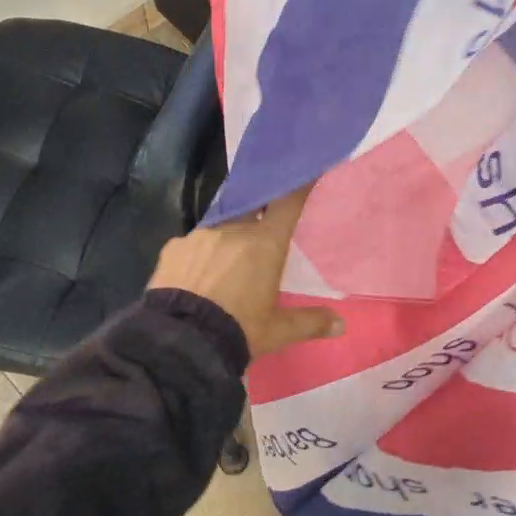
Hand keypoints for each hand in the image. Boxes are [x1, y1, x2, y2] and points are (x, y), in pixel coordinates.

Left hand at [147, 188, 343, 357]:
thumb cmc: (238, 331)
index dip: (298, 187)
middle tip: (262, 234)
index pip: (288, 203)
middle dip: (259, 218)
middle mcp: (234, 229)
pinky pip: (192, 244)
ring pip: (221, 228)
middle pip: (253, 211)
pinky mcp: (173, 247)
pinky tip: (196, 277)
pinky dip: (199, 255)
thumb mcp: (278, 331)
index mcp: (265, 243)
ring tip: (226, 266)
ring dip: (228, 239)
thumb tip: (342, 324)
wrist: (180, 342)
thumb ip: (310, 322)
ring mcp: (200, 235)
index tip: (305, 173)